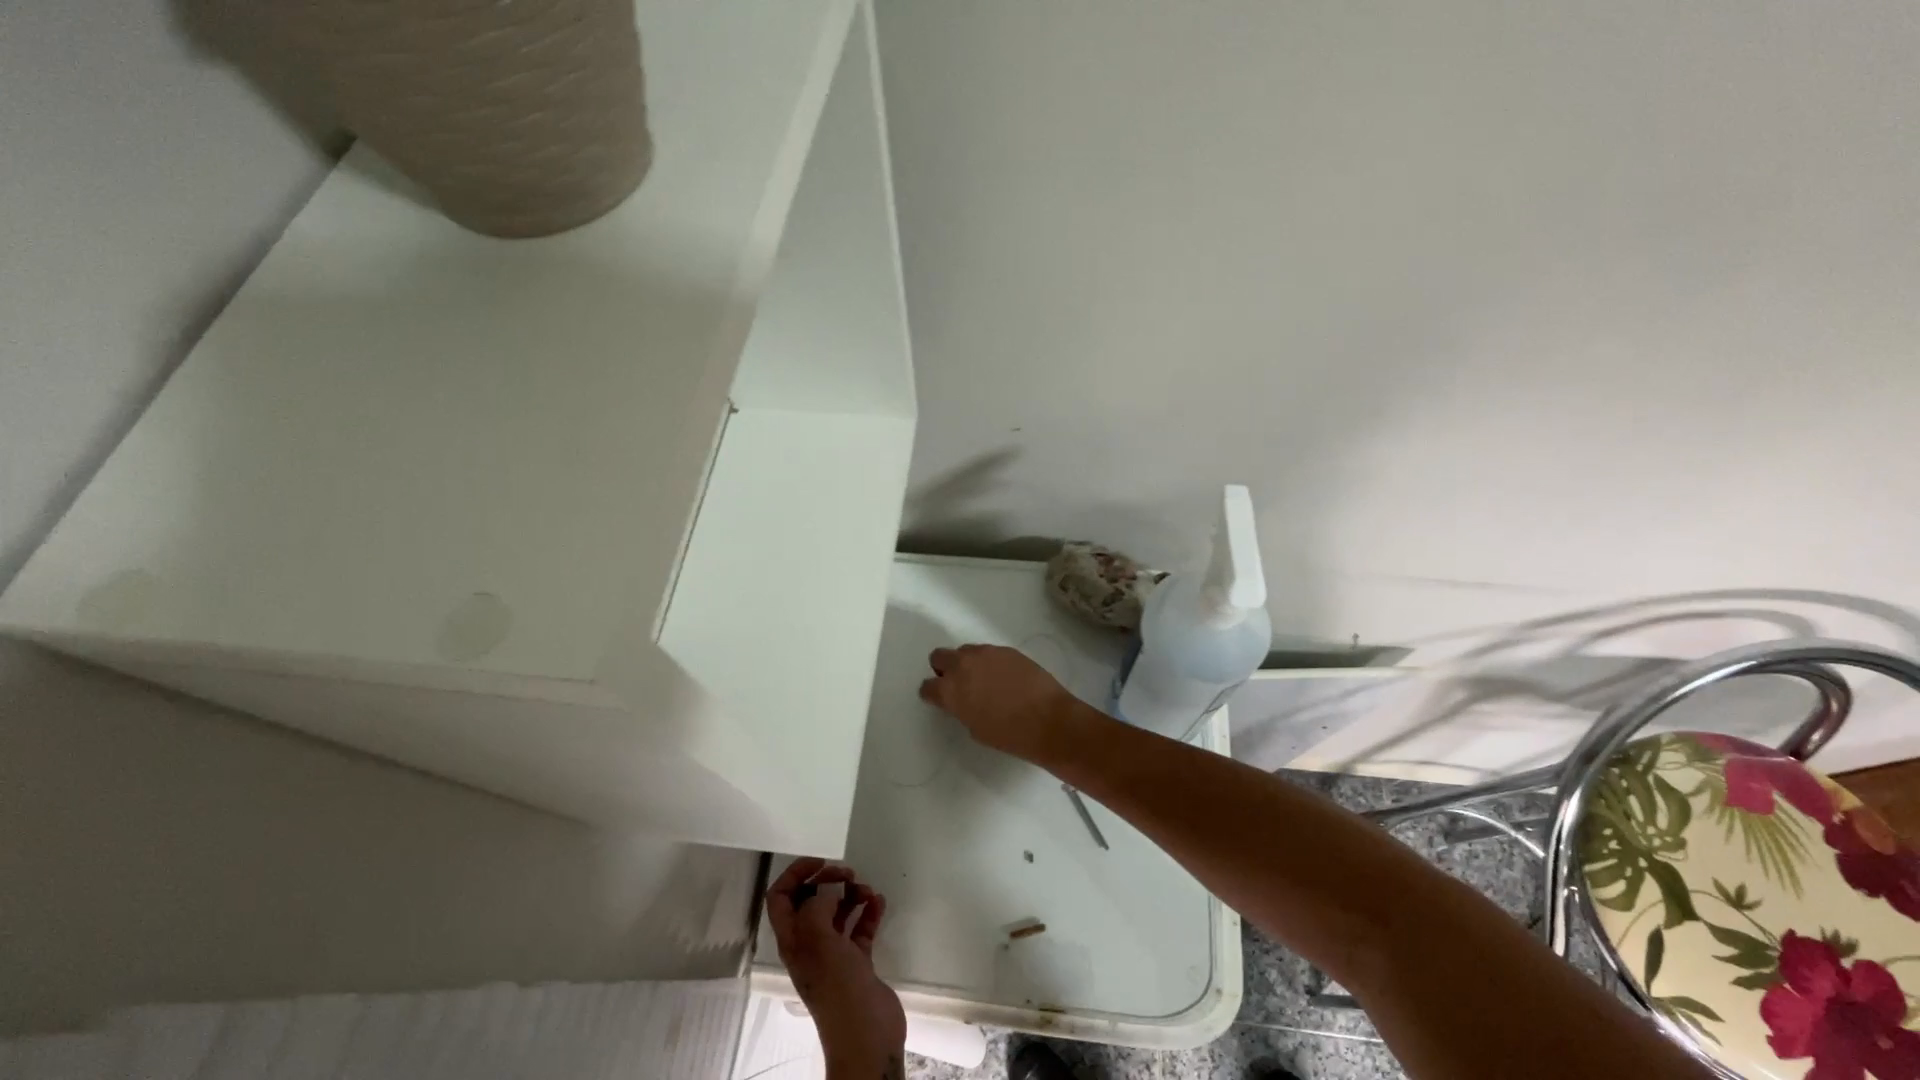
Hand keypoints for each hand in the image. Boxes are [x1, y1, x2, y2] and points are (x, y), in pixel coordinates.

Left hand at [765, 858, 905, 1076]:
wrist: (866, 1034)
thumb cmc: (837, 985)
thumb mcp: (818, 939)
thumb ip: (816, 906)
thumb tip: (827, 890)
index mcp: (793, 939)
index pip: (781, 898)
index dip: (795, 874)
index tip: (821, 861)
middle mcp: (810, 944)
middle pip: (811, 902)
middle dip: (827, 882)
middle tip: (849, 874)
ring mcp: (835, 955)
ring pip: (838, 913)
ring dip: (850, 896)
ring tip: (866, 889)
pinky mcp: (858, 963)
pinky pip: (860, 929)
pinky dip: (868, 913)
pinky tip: (879, 902)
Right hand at [918, 644, 1099, 764]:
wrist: (1048, 720)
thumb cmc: (1009, 735)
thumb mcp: (976, 728)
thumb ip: (962, 709)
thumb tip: (965, 701)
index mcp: (950, 690)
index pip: (928, 686)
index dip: (932, 694)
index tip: (940, 700)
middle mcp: (963, 665)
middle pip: (939, 656)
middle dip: (944, 669)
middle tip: (959, 684)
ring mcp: (986, 654)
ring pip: (965, 651)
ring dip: (968, 663)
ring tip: (985, 680)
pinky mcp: (1007, 650)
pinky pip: (989, 652)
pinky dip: (990, 663)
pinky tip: (1005, 678)